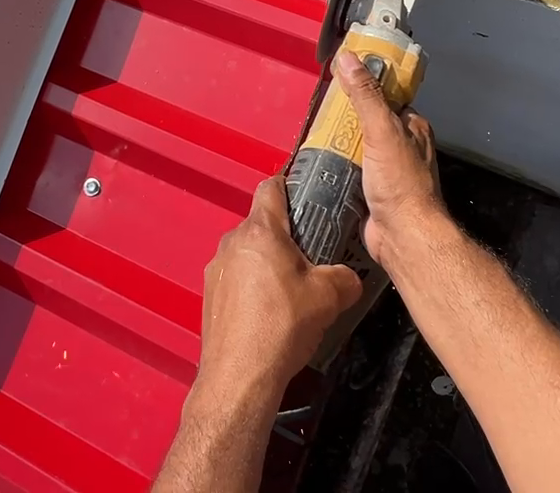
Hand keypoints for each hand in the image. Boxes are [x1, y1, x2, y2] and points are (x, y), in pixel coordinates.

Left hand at [198, 177, 362, 399]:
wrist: (239, 377)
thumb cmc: (282, 325)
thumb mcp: (329, 297)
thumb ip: (345, 278)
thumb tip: (351, 279)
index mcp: (260, 230)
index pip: (271, 187)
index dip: (289, 183)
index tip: (304, 189)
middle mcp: (232, 241)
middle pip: (261, 224)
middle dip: (285, 235)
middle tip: (310, 254)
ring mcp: (216, 269)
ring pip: (247, 253)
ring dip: (267, 263)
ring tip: (291, 290)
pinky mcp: (209, 296)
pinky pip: (236, 278)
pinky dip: (252, 287)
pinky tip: (269, 314)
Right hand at [330, 49, 442, 266]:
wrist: (402, 236)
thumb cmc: (402, 184)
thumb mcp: (382, 130)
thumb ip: (366, 95)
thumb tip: (350, 60)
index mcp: (412, 127)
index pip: (387, 96)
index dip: (365, 85)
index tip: (342, 77)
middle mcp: (402, 147)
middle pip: (368, 121)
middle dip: (346, 118)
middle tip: (323, 111)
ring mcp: (387, 170)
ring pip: (357, 146)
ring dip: (339, 143)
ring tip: (316, 135)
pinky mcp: (372, 190)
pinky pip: (350, 170)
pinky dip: (336, 166)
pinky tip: (321, 162)